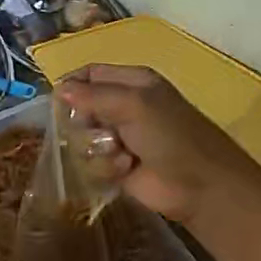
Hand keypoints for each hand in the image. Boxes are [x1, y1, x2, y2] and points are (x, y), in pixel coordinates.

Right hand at [55, 64, 260, 224]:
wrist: (201, 187)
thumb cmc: (171, 136)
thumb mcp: (133, 105)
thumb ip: (94, 95)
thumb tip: (60, 89)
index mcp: (132, 82)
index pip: (90, 73)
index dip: (73, 84)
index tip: (59, 99)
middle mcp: (124, 106)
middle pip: (81, 106)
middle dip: (85, 120)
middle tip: (96, 128)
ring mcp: (121, 138)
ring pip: (84, 137)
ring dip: (97, 146)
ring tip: (120, 153)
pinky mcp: (118, 167)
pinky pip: (92, 162)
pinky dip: (105, 166)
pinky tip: (125, 169)